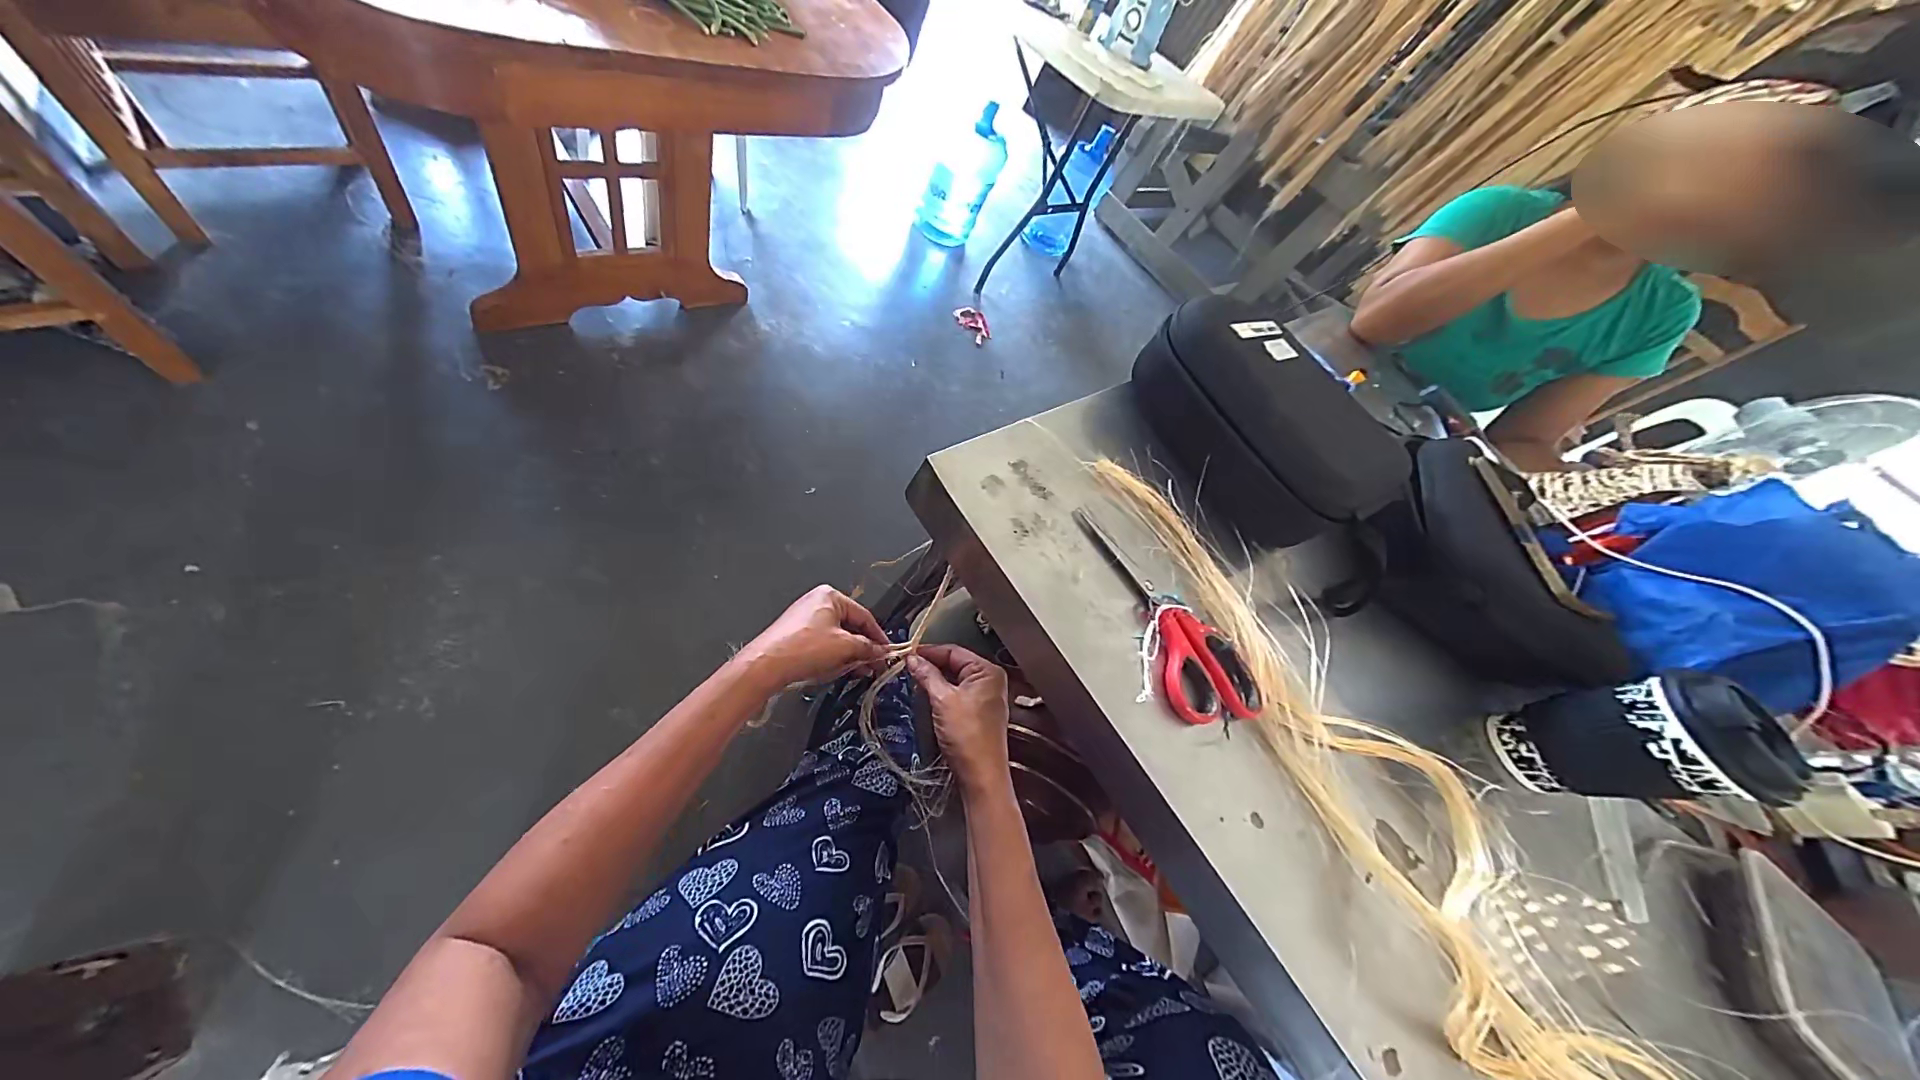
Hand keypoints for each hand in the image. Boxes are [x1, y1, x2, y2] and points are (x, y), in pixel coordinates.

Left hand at [738, 586, 888, 690]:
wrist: (766, 665)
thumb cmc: (801, 648)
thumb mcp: (845, 647)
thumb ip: (868, 647)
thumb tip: (880, 651)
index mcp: (830, 596)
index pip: (864, 616)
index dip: (879, 636)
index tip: (887, 652)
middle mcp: (816, 603)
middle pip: (851, 626)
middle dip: (864, 648)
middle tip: (875, 664)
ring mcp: (805, 619)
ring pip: (837, 637)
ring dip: (850, 654)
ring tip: (860, 670)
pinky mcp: (796, 636)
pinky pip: (823, 644)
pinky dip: (835, 656)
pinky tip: (840, 669)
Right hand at [905, 644, 1010, 795]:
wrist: (980, 774)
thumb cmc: (968, 736)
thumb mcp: (943, 700)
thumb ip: (927, 675)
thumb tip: (913, 659)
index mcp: (987, 672)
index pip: (954, 651)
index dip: (929, 651)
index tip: (907, 654)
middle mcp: (990, 681)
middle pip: (955, 664)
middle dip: (931, 665)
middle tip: (906, 667)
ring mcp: (986, 697)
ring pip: (955, 680)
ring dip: (935, 680)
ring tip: (914, 680)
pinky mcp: (979, 713)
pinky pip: (957, 694)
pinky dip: (942, 693)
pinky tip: (927, 696)